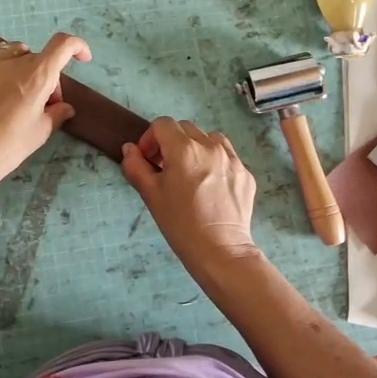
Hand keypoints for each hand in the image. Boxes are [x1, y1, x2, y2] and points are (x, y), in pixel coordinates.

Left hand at [0, 33, 91, 180]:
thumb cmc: (9, 145)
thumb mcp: (41, 131)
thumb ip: (57, 113)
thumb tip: (65, 106)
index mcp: (38, 75)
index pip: (64, 44)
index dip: (78, 47)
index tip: (82, 59)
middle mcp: (15, 61)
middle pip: (40, 58)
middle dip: (48, 76)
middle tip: (43, 104)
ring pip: (18, 53)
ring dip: (25, 67)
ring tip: (19, 94)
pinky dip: (4, 64)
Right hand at [121, 118, 261, 272]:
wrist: (221, 252)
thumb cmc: (180, 224)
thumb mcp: (150, 195)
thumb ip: (135, 166)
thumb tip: (130, 148)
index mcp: (184, 149)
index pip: (162, 125)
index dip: (150, 138)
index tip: (148, 159)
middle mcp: (210, 146)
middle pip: (185, 128)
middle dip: (171, 142)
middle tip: (166, 167)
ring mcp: (232, 159)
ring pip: (208, 138)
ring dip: (195, 147)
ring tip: (191, 172)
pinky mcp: (246, 173)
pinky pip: (227, 156)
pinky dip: (215, 161)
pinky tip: (210, 186)